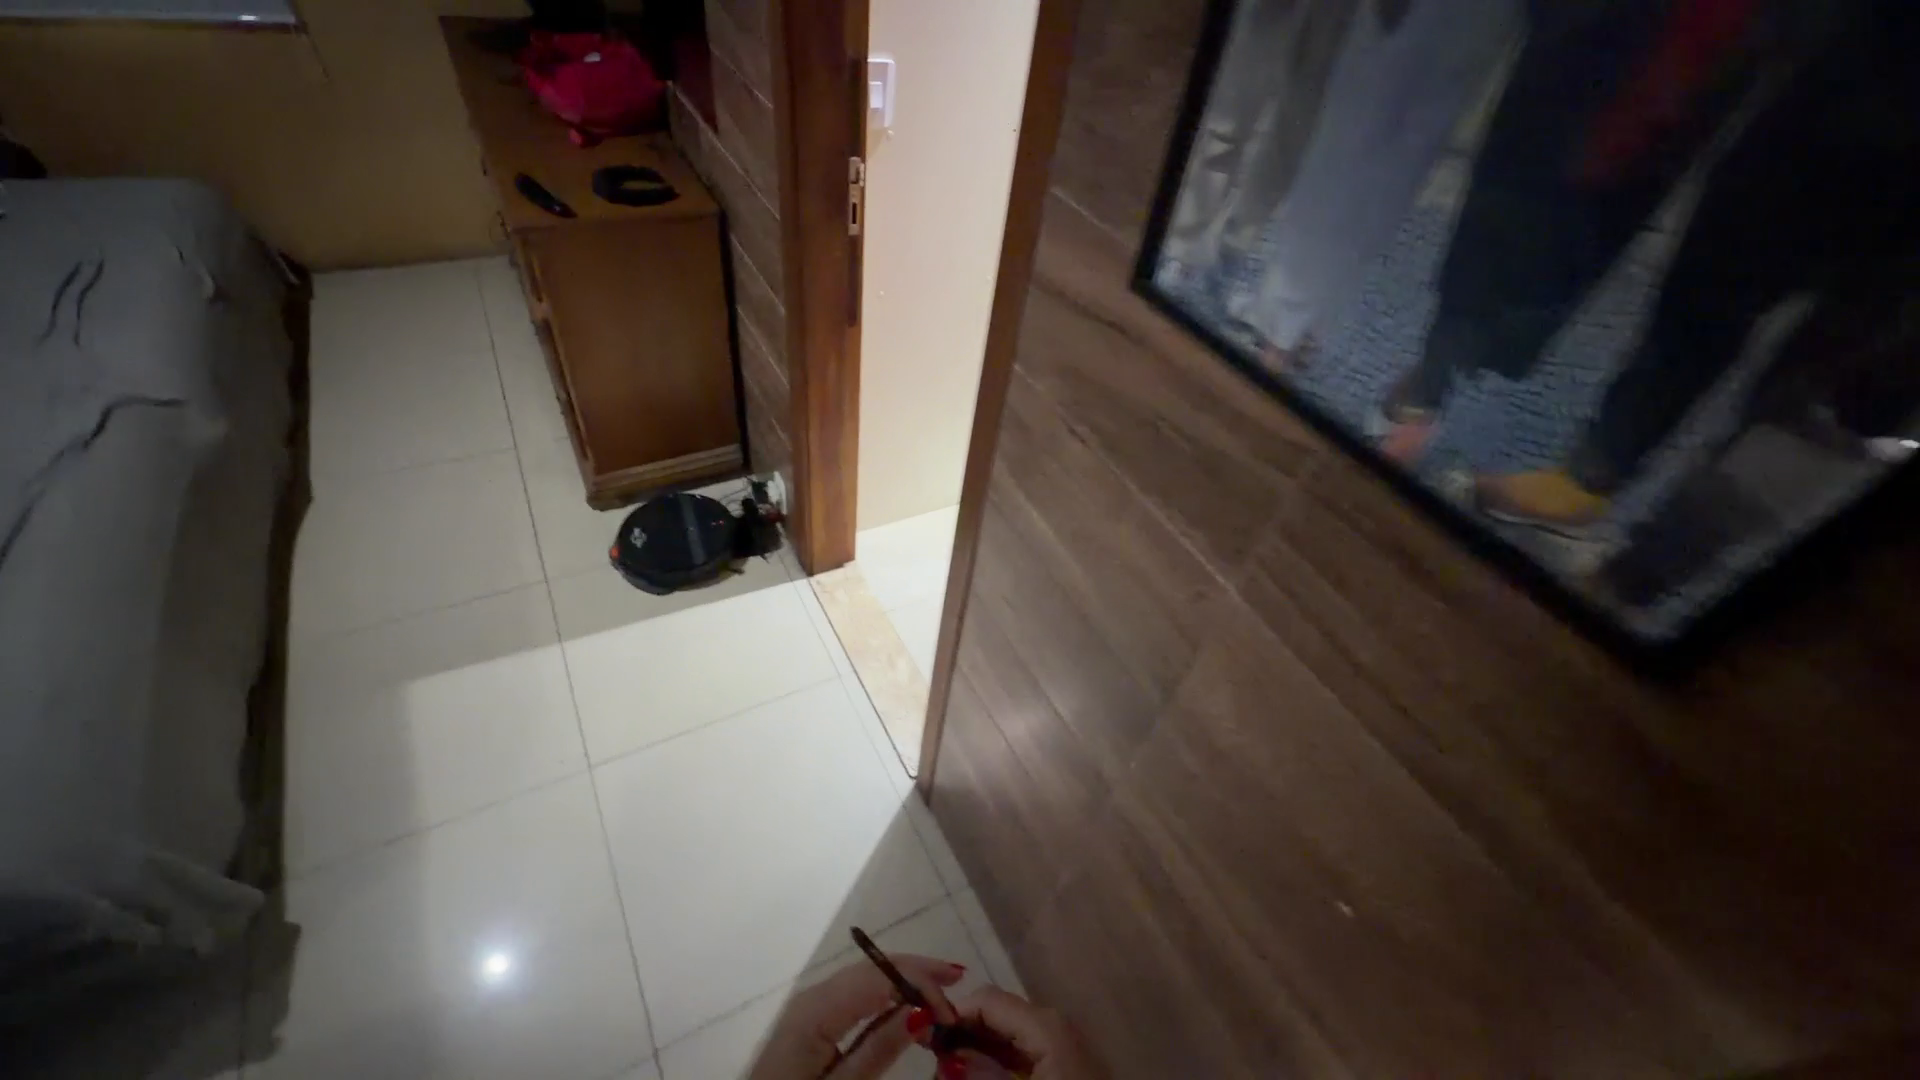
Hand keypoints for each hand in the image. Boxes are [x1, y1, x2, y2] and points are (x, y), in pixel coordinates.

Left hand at [748, 953, 965, 1079]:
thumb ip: (880, 1048)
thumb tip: (922, 1008)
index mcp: (818, 1008)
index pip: (880, 976)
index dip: (921, 982)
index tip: (953, 1008)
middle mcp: (812, 995)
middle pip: (872, 969)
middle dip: (916, 970)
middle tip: (957, 978)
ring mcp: (808, 1006)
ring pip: (864, 978)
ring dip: (903, 979)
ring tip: (940, 987)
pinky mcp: (807, 1021)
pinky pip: (852, 994)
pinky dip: (883, 992)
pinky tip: (904, 1001)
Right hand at [918, 985, 1105, 1079]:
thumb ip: (979, 1072)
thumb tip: (945, 1055)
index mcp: (1043, 1022)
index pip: (985, 999)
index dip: (953, 1014)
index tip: (924, 1040)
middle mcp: (1050, 1021)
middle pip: (994, 1014)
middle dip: (962, 1036)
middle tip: (938, 1065)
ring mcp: (1058, 1041)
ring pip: (1005, 1033)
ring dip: (977, 1050)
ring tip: (954, 1073)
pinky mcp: (1061, 1062)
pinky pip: (1020, 1050)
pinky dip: (997, 1060)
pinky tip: (980, 1075)